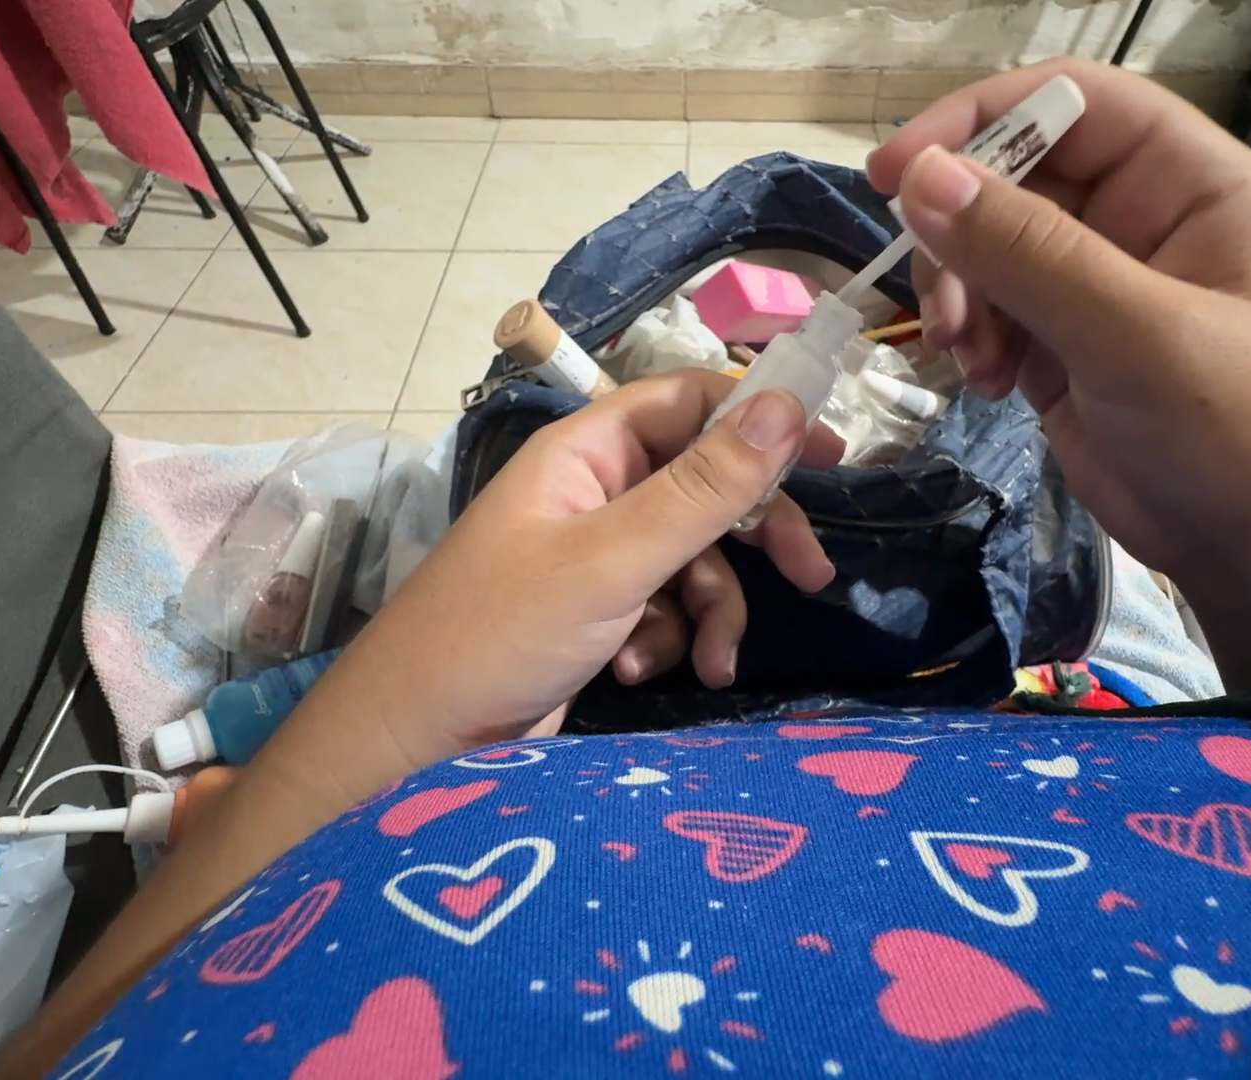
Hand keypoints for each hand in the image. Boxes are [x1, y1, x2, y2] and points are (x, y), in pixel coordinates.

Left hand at [352, 370, 838, 753]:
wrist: (419, 744)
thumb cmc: (502, 633)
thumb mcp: (614, 558)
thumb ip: (703, 487)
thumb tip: (786, 406)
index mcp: (590, 451)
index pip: (691, 402)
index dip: (761, 417)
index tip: (831, 455)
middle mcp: (599, 492)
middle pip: (706, 487)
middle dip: (755, 536)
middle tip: (811, 575)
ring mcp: (600, 554)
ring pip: (695, 559)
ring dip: (710, 611)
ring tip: (709, 663)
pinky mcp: (603, 610)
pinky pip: (667, 606)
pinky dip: (670, 638)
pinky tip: (642, 669)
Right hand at [868, 60, 1250, 685]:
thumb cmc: (1238, 433)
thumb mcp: (1134, 334)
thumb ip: (1027, 252)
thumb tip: (921, 179)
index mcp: (1182, 182)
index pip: (1067, 105)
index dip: (975, 122)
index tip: (891, 177)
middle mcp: (1133, 224)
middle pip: (1011, 187)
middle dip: (961, 245)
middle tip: (946, 320)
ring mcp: (1092, 292)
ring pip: (988, 259)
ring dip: (961, 305)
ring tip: (974, 366)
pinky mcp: (1061, 352)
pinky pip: (991, 319)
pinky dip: (973, 346)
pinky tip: (990, 388)